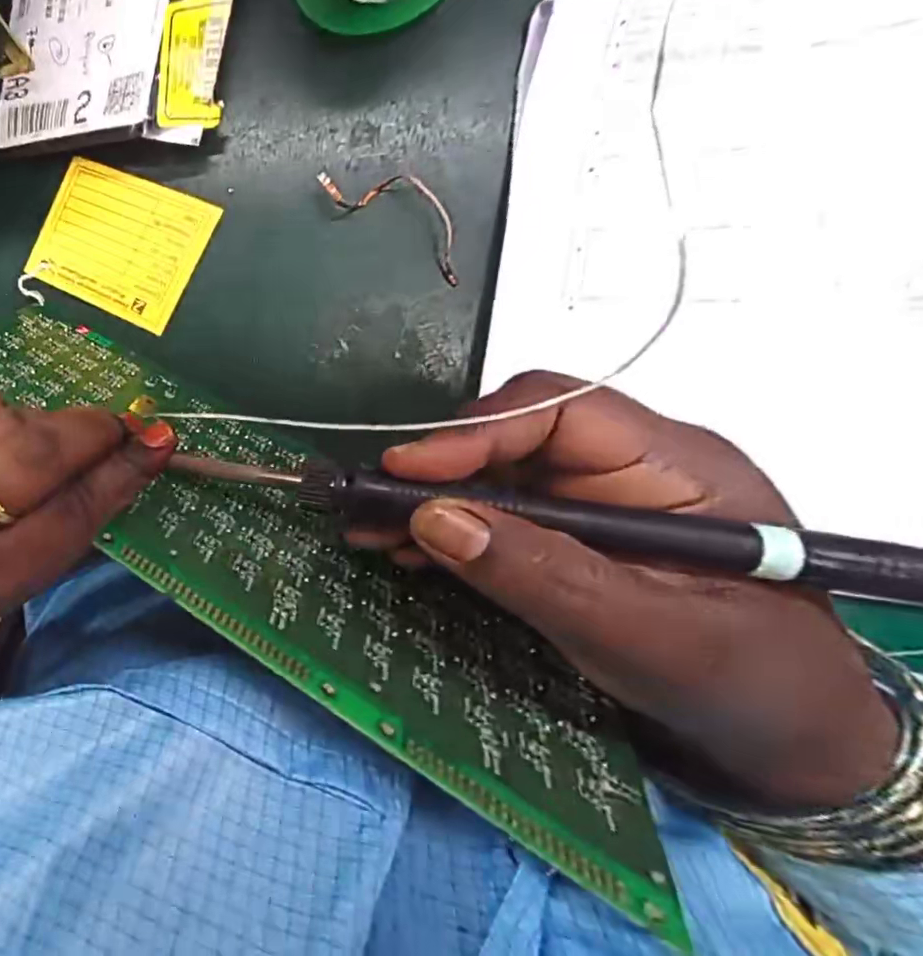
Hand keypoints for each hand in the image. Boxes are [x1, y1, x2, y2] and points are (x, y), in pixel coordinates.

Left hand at [0, 385, 175, 665]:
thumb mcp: (28, 580)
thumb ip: (77, 523)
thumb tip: (136, 456)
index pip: (68, 516)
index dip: (119, 473)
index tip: (154, 442)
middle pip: (31, 459)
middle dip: (87, 433)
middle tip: (114, 428)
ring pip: (0, 425)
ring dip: (44, 421)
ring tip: (57, 436)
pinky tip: (2, 417)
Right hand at [348, 371, 896, 808]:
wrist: (774, 732)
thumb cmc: (741, 684)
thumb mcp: (647, 636)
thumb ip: (544, 576)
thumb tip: (434, 520)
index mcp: (673, 466)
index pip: (558, 411)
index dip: (473, 432)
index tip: (404, 471)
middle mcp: (619, 466)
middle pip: (504, 437)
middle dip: (432, 473)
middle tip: (370, 508)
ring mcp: (582, 498)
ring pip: (481, 472)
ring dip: (420, 501)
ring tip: (369, 532)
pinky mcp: (553, 528)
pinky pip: (479, 509)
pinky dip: (433, 526)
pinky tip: (402, 548)